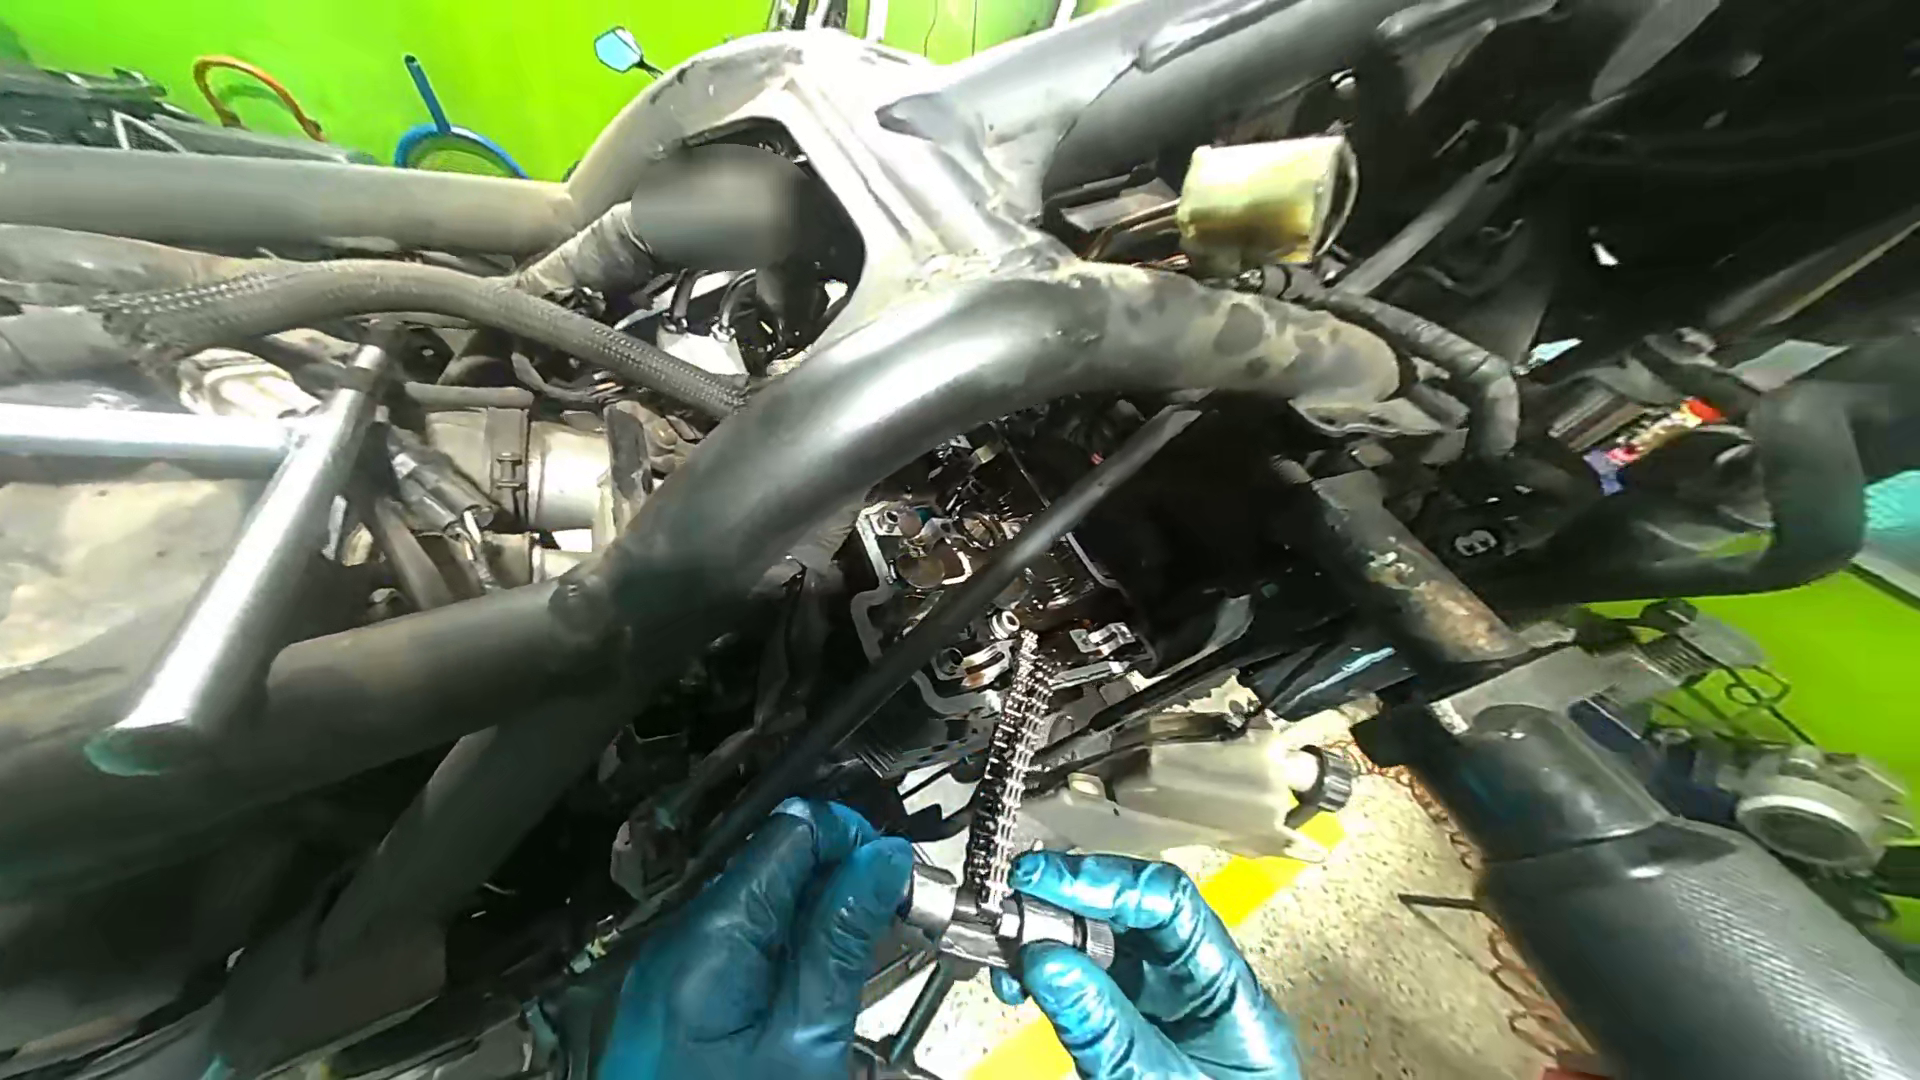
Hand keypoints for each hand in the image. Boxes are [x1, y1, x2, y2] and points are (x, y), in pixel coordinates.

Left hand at [598, 799, 912, 1079]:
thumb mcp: (807, 1039)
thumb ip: (844, 936)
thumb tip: (886, 855)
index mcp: (711, 934)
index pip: (794, 828)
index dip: (850, 837)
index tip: (890, 874)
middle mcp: (687, 932)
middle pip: (780, 854)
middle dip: (842, 870)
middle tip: (890, 911)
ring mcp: (682, 960)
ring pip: (771, 891)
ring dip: (824, 904)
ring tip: (864, 945)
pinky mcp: (687, 986)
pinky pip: (753, 930)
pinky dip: (798, 935)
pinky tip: (825, 969)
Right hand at [990, 852, 1301, 1079]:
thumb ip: (1103, 1029)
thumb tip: (1045, 959)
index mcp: (1226, 992)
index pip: (1166, 899)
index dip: (1100, 879)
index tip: (1042, 879)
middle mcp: (1190, 985)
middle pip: (1123, 910)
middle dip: (1061, 901)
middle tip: (1014, 902)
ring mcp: (1155, 1003)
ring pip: (1093, 938)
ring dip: (1043, 935)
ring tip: (1007, 947)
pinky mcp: (1122, 1020)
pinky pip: (1077, 974)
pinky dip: (1041, 970)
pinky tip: (1018, 979)